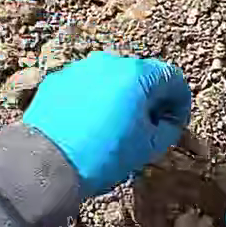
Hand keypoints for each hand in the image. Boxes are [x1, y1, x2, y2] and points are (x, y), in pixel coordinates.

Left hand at [24, 52, 190, 195]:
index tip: (173, 124)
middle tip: (144, 129)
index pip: (172, 79)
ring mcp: (79, 69)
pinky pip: (84, 87)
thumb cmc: (102, 156)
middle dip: (147, 100)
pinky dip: (91, 101)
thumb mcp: (148, 148)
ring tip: (112, 130)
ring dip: (118, 99)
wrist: (46, 164)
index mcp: (136, 74)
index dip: (179, 103)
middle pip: (140, 76)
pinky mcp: (56, 81)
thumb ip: (168, 128)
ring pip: (110, 80)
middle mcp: (108, 63)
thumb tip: (167, 121)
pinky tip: (86, 127)